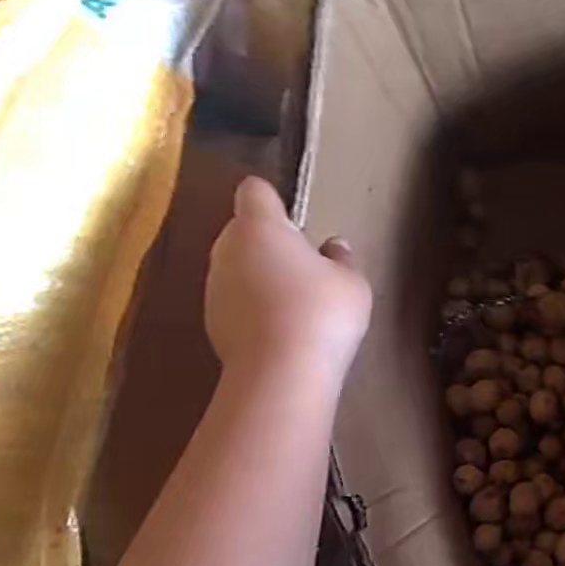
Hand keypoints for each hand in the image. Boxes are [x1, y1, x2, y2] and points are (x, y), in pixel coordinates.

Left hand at [205, 177, 371, 380]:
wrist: (281, 374)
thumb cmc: (322, 314)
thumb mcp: (352, 284)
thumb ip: (343, 259)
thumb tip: (333, 246)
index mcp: (260, 227)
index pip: (256, 192)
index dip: (274, 200)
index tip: (297, 220)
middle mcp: (227, 249)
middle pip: (243, 231)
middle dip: (269, 242)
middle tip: (305, 267)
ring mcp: (214, 287)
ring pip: (237, 268)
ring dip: (260, 277)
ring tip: (295, 304)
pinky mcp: (212, 322)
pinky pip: (235, 302)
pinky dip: (253, 308)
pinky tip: (282, 331)